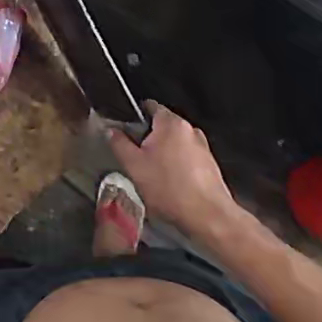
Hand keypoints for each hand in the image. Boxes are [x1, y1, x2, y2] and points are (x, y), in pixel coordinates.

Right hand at [107, 101, 250, 242]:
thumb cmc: (170, 189)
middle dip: (148, 140)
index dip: (135, 116)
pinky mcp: (208, 164)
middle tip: (136, 159)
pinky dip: (177, 167)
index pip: (151, 106)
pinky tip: (170, 186)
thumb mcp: (134, 166)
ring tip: (153, 177)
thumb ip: (119, 144)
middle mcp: (190, 130)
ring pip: (175, 144)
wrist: (206, 215)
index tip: (126, 128)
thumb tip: (112, 131)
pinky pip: (187, 159)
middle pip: (162, 127)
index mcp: (171, 123)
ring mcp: (202, 147)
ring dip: (163, 155)